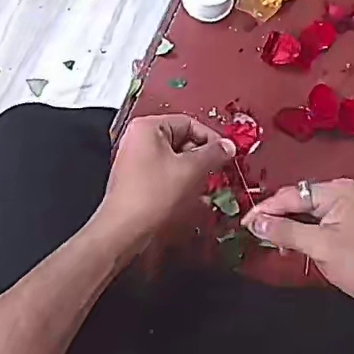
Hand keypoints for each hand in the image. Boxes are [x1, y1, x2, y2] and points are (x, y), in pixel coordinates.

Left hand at [91, 115, 234, 248]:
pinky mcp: (137, 179)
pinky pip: (166, 173)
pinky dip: (181, 182)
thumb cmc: (154, 194)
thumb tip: (229, 145)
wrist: (124, 230)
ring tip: (205, 188)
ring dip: (194, 172)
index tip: (226, 155)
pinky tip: (192, 199)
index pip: (189, 123)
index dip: (211, 139)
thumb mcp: (190, 170)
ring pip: (176, 159)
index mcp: (148, 127)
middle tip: (216, 173)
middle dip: (202, 158)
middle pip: (182, 140)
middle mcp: (139, 139)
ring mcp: (136, 159)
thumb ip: (213, 154)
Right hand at [244, 179, 353, 318]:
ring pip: (302, 211)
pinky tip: (286, 243)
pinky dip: (297, 231)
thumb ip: (285, 231)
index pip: (292, 194)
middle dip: (275, 216)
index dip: (266, 208)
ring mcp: (342, 206)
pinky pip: (312, 220)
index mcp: (338, 190)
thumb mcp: (320, 246)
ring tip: (267, 240)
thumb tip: (255, 222)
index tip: (245, 222)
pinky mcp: (341, 223)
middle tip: (253, 232)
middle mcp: (340, 191)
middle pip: (296, 199)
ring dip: (285, 225)